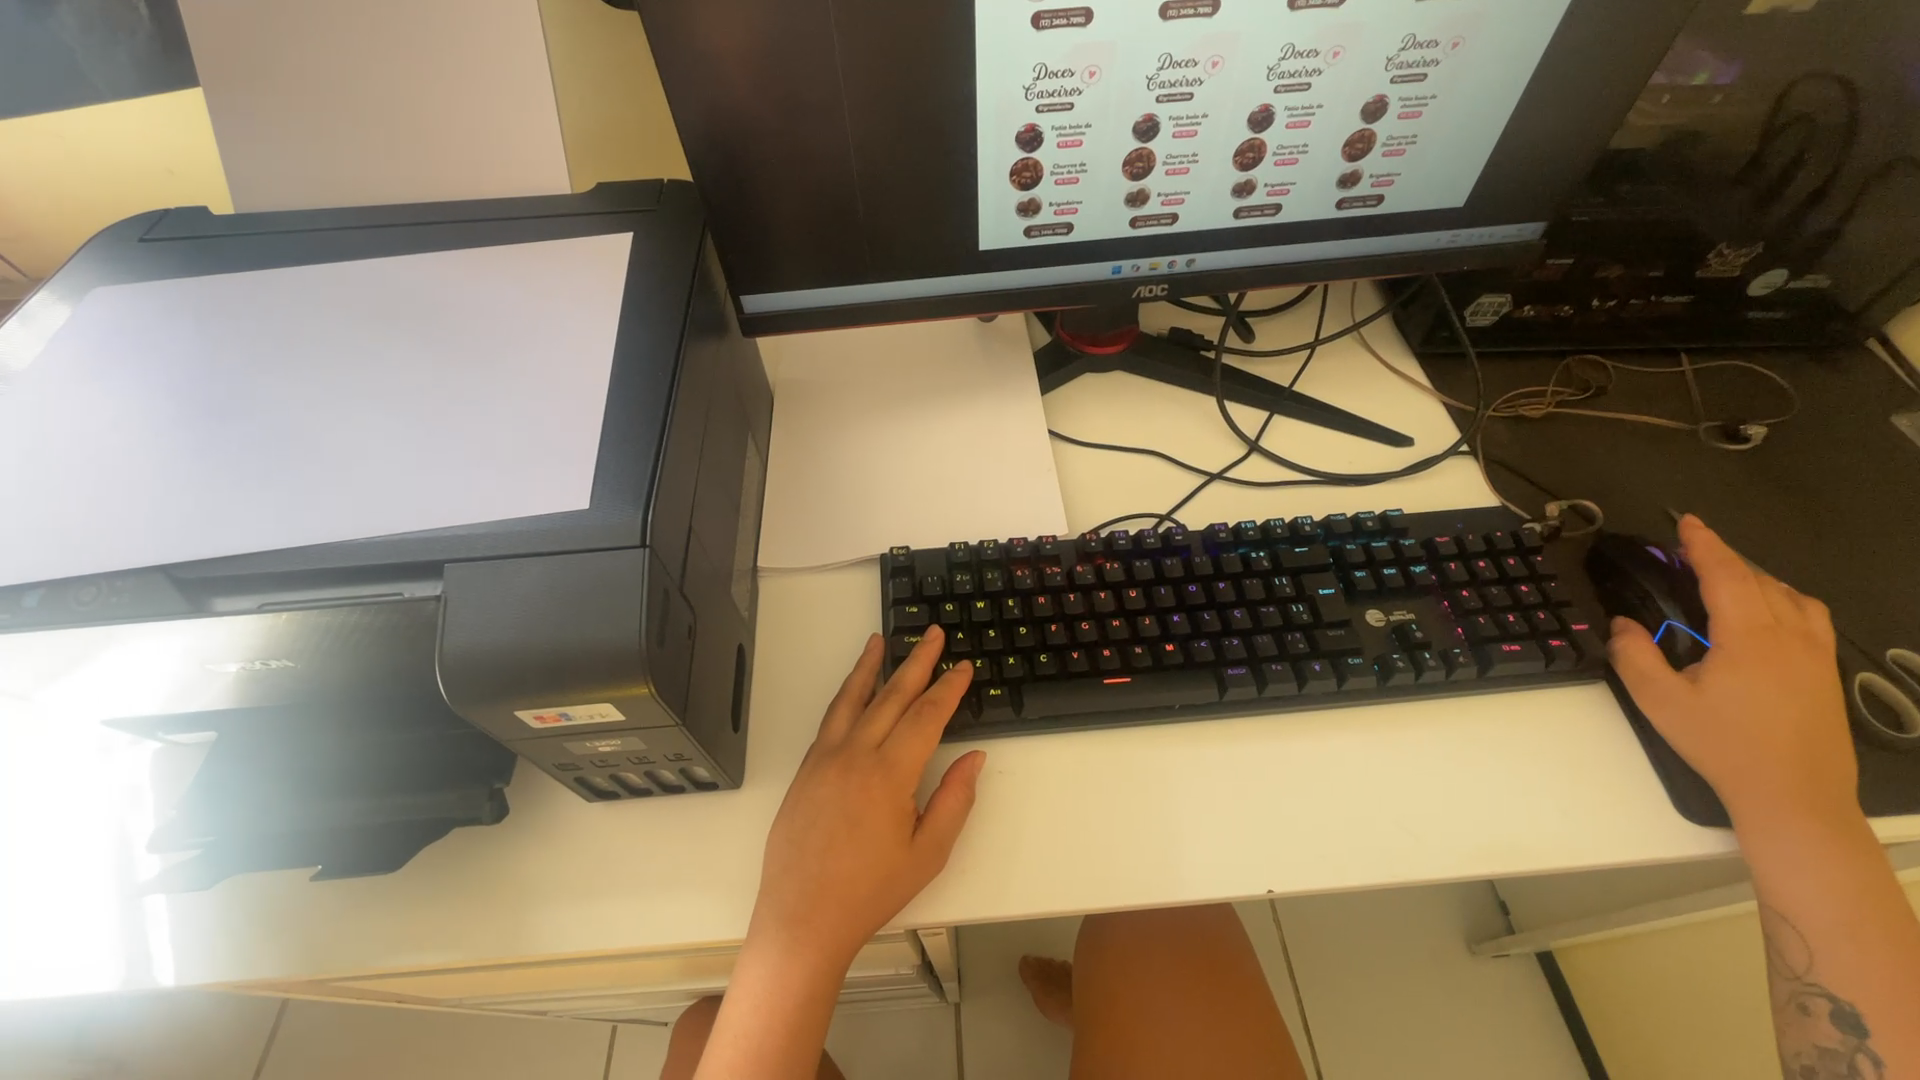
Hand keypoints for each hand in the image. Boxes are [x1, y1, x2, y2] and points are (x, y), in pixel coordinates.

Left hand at [750, 627, 984, 969]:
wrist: (802, 918)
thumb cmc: (870, 892)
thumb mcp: (927, 853)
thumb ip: (954, 800)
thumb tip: (974, 757)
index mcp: (889, 774)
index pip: (926, 716)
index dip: (948, 688)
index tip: (963, 666)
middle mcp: (854, 755)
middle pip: (891, 696)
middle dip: (916, 662)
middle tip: (932, 633)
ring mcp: (824, 759)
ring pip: (852, 700)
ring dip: (870, 667)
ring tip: (881, 640)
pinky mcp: (805, 770)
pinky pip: (830, 720)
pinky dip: (845, 695)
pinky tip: (854, 689)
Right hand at [1607, 515, 1856, 831]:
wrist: (1793, 794)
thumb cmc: (1723, 745)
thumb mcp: (1659, 701)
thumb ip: (1634, 656)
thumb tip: (1623, 624)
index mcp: (1749, 637)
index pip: (1726, 576)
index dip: (1705, 545)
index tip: (1688, 522)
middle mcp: (1789, 637)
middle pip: (1760, 581)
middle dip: (1726, 559)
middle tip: (1694, 550)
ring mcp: (1816, 656)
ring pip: (1793, 597)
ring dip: (1758, 578)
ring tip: (1729, 579)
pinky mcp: (1827, 674)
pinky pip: (1809, 618)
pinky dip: (1784, 600)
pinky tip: (1767, 615)